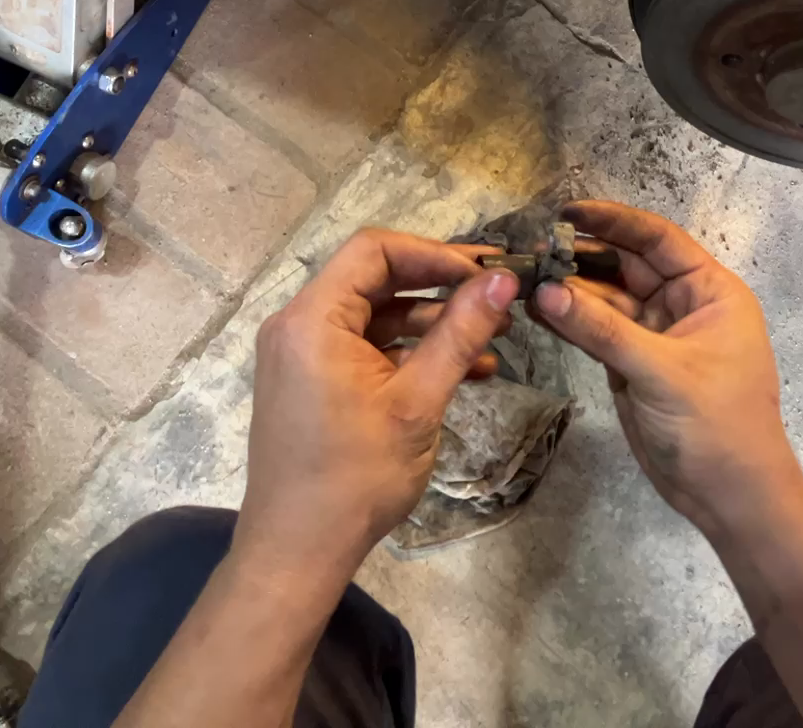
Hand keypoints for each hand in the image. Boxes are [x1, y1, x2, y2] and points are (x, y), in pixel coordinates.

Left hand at [238, 230, 517, 583]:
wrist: (298, 551)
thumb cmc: (356, 477)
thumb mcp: (417, 402)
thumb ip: (460, 333)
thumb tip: (503, 281)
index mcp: (312, 317)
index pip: (373, 251)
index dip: (433, 254)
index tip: (483, 273)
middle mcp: (299, 322)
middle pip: (375, 278)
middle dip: (440, 287)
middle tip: (498, 298)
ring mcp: (303, 351)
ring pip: (376, 314)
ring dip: (432, 323)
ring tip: (494, 338)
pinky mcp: (314, 377)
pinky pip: (366, 346)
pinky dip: (409, 351)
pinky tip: (464, 369)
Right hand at [531, 201, 799, 537]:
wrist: (728, 499)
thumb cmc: (715, 425)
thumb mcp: (661, 370)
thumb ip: (601, 329)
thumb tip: (544, 290)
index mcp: (708, 292)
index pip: (658, 240)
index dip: (615, 221)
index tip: (569, 211)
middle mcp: (680, 305)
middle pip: (626, 266)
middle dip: (583, 256)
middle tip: (535, 250)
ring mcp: (652, 335)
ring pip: (605, 299)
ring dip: (569, 289)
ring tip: (524, 278)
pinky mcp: (630, 362)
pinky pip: (595, 330)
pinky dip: (568, 320)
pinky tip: (536, 310)